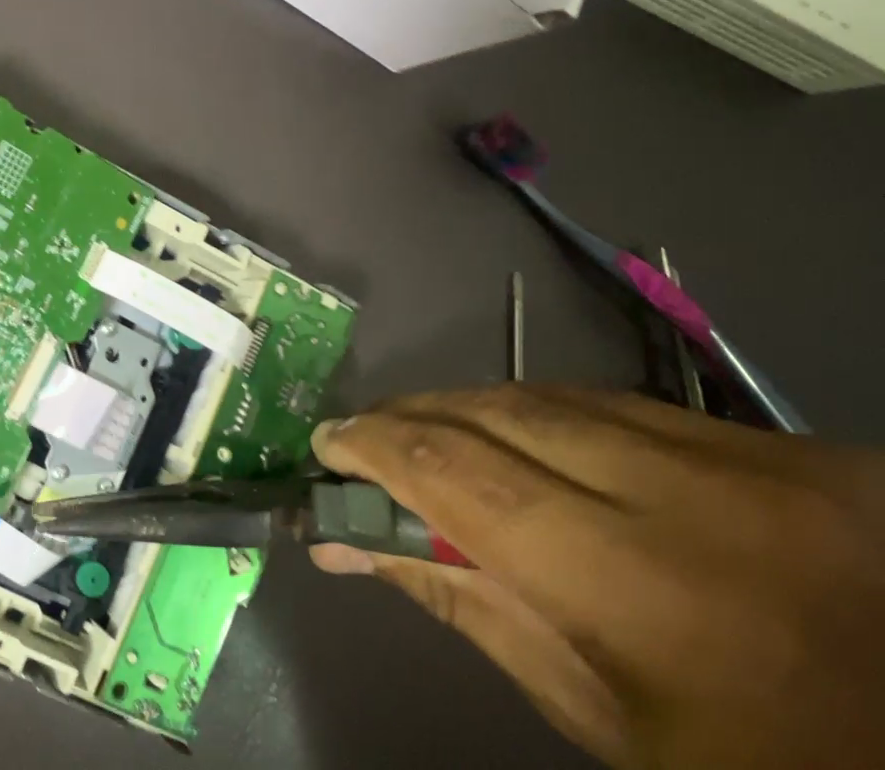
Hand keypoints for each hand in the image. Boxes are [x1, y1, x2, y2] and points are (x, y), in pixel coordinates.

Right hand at [308, 386, 884, 769]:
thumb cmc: (735, 754)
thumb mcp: (589, 707)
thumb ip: (462, 602)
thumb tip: (343, 543)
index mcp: (641, 586)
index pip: (458, 474)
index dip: (375, 448)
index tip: (326, 447)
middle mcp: (700, 495)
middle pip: (500, 414)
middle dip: (410, 417)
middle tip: (361, 440)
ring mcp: (762, 458)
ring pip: (560, 397)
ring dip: (472, 409)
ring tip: (427, 435)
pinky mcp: (804, 446)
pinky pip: (630, 407)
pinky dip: (551, 417)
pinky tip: (526, 440)